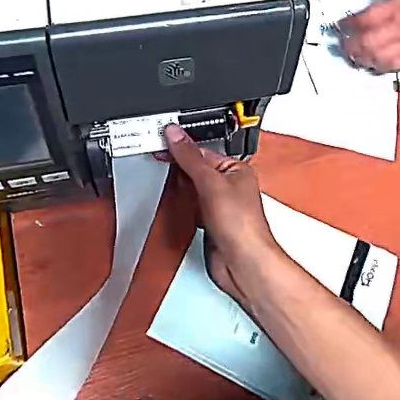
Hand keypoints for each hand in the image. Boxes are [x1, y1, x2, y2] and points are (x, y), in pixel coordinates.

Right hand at [159, 123, 279, 300]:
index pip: (203, 151)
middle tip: (157, 159)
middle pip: (196, 169)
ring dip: (179, 188)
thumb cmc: (242, 226)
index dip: (181, 147)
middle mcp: (230, 186)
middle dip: (178, 167)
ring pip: (192, 189)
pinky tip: (173, 204)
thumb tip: (176, 135)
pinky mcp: (210, 222)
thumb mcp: (211, 183)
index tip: (161, 141)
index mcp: (236, 169)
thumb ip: (190, 158)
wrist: (243, 263)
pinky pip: (191, 207)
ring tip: (162, 180)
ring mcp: (219, 205)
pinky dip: (181, 206)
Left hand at [341, 0, 399, 71]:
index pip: (363, 19)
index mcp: (398, 8)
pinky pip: (396, 66)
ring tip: (353, 57)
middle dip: (350, 45)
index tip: (342, 24)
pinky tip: (374, 66)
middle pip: (365, 43)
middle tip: (342, 44)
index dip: (349, 24)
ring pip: (377, 58)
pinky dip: (381, 68)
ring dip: (362, 59)